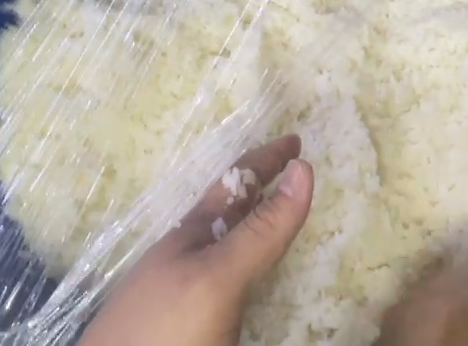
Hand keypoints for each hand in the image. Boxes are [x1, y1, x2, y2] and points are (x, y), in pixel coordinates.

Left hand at [78, 135, 314, 345]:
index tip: (297, 140)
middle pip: (228, 211)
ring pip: (220, 248)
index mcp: (192, 234)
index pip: (236, 181)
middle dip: (258, 189)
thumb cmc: (162, 330)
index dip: (267, 159)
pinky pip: (219, 286)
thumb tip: (304, 166)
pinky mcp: (179, 327)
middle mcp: (184, 257)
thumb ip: (259, 231)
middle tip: (291, 173)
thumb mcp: (217, 278)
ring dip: (247, 229)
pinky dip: (241, 271)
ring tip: (271, 221)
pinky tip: (243, 289)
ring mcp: (177, 293)